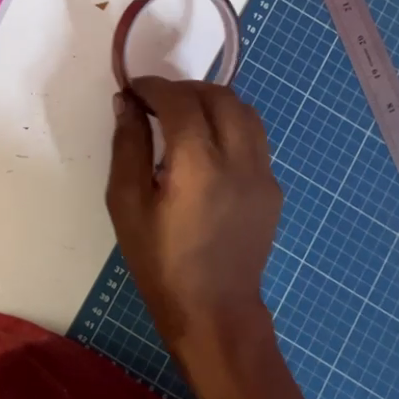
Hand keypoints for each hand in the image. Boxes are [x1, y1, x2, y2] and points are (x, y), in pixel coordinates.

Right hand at [107, 77, 282, 364]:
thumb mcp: (126, 202)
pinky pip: (254, 138)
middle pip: (218, 96)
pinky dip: (229, 125)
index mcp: (197, 164)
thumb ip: (127, 144)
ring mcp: (263, 174)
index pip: (179, 100)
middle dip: (184, 89)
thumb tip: (127, 102)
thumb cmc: (159, 260)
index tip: (133, 90)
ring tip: (184, 118)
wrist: (213, 311)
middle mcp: (238, 160)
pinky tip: (206, 148)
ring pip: (245, 111)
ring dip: (212, 102)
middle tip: (156, 103)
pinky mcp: (273, 188)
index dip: (153, 87)